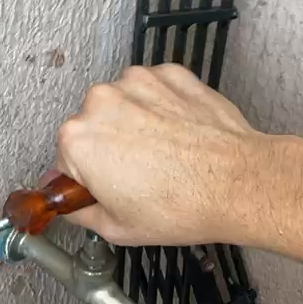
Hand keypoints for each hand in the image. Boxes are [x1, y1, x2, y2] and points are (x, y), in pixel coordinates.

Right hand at [55, 64, 270, 245]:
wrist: (238, 183)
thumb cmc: (185, 204)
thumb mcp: (116, 228)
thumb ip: (79, 213)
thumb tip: (72, 206)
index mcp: (79, 140)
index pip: (64, 161)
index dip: (83, 179)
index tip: (99, 187)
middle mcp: (103, 102)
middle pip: (92, 128)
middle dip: (109, 150)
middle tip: (137, 179)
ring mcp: (138, 83)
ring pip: (123, 107)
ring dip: (135, 127)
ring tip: (162, 159)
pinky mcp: (169, 75)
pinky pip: (153, 93)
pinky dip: (161, 111)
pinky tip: (176, 138)